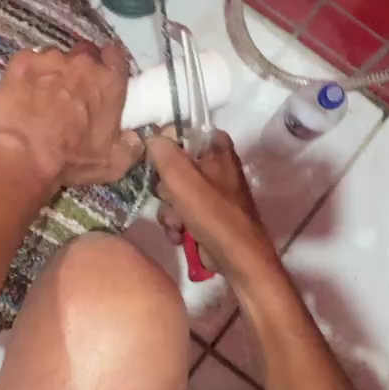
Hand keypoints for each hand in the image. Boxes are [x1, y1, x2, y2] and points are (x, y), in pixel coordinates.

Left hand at [0, 42, 144, 189]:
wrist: (24, 157)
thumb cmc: (70, 160)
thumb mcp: (113, 163)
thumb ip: (131, 147)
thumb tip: (134, 138)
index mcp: (109, 82)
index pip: (115, 55)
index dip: (108, 64)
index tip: (101, 77)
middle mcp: (82, 63)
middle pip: (84, 54)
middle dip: (80, 69)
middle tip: (71, 92)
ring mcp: (50, 59)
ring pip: (55, 57)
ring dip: (52, 71)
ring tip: (42, 95)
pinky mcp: (21, 62)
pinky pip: (27, 60)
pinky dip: (27, 73)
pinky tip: (23, 92)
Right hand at [148, 131, 280, 283]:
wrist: (237, 257)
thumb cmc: (213, 214)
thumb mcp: (183, 179)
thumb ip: (164, 153)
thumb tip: (151, 138)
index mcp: (217, 148)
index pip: (184, 132)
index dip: (166, 145)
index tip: (156, 161)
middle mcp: (214, 166)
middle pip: (172, 165)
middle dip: (165, 187)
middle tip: (171, 197)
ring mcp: (209, 192)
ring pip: (172, 192)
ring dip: (169, 211)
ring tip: (178, 224)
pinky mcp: (204, 214)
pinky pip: (178, 212)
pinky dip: (176, 224)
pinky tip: (179, 235)